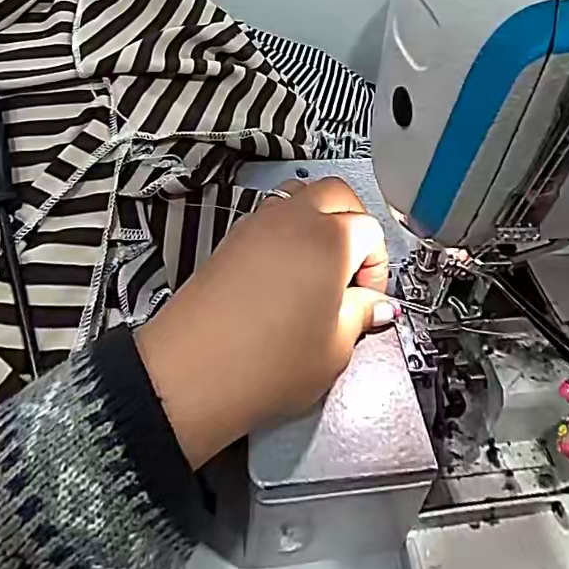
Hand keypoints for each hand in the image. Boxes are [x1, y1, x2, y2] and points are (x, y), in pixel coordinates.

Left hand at [133, 177, 394, 466]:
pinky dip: (290, 227)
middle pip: (339, 193)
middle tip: (354, 267)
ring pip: (303, 193)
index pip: (371, 230)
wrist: (190, 375)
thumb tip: (374, 305)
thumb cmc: (263, 364)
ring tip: (322, 262)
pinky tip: (290, 269)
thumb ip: (362, 315)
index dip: (377, 264)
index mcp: (331, 239)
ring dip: (322, 216)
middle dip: (356, 223)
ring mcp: (261, 222)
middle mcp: (295, 218)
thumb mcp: (334, 350)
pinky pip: (274, 212)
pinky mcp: (235, 235)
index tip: (369, 295)